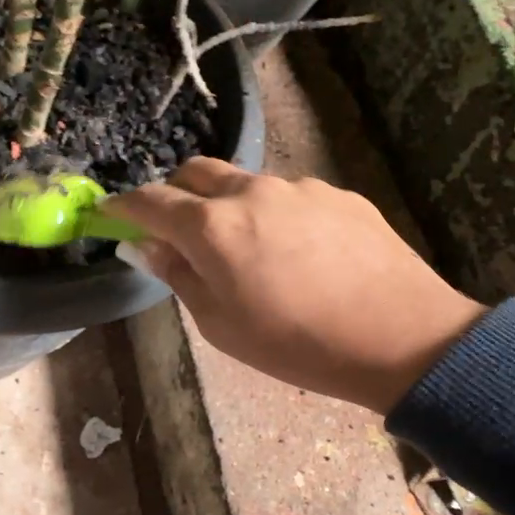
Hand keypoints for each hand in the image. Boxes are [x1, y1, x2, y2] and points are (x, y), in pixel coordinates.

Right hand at [103, 158, 485, 413]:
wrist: (403, 338)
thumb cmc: (295, 343)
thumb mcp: (219, 324)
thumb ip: (178, 276)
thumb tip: (148, 247)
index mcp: (212, 227)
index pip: (150, 200)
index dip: (123, 206)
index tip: (110, 214)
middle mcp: (251, 192)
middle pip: (195, 172)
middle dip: (173, 192)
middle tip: (173, 228)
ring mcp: (299, 188)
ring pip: (244, 183)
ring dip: (227, 205)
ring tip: (248, 250)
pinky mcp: (339, 194)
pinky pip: (288, 196)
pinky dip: (273, 215)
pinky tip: (297, 255)